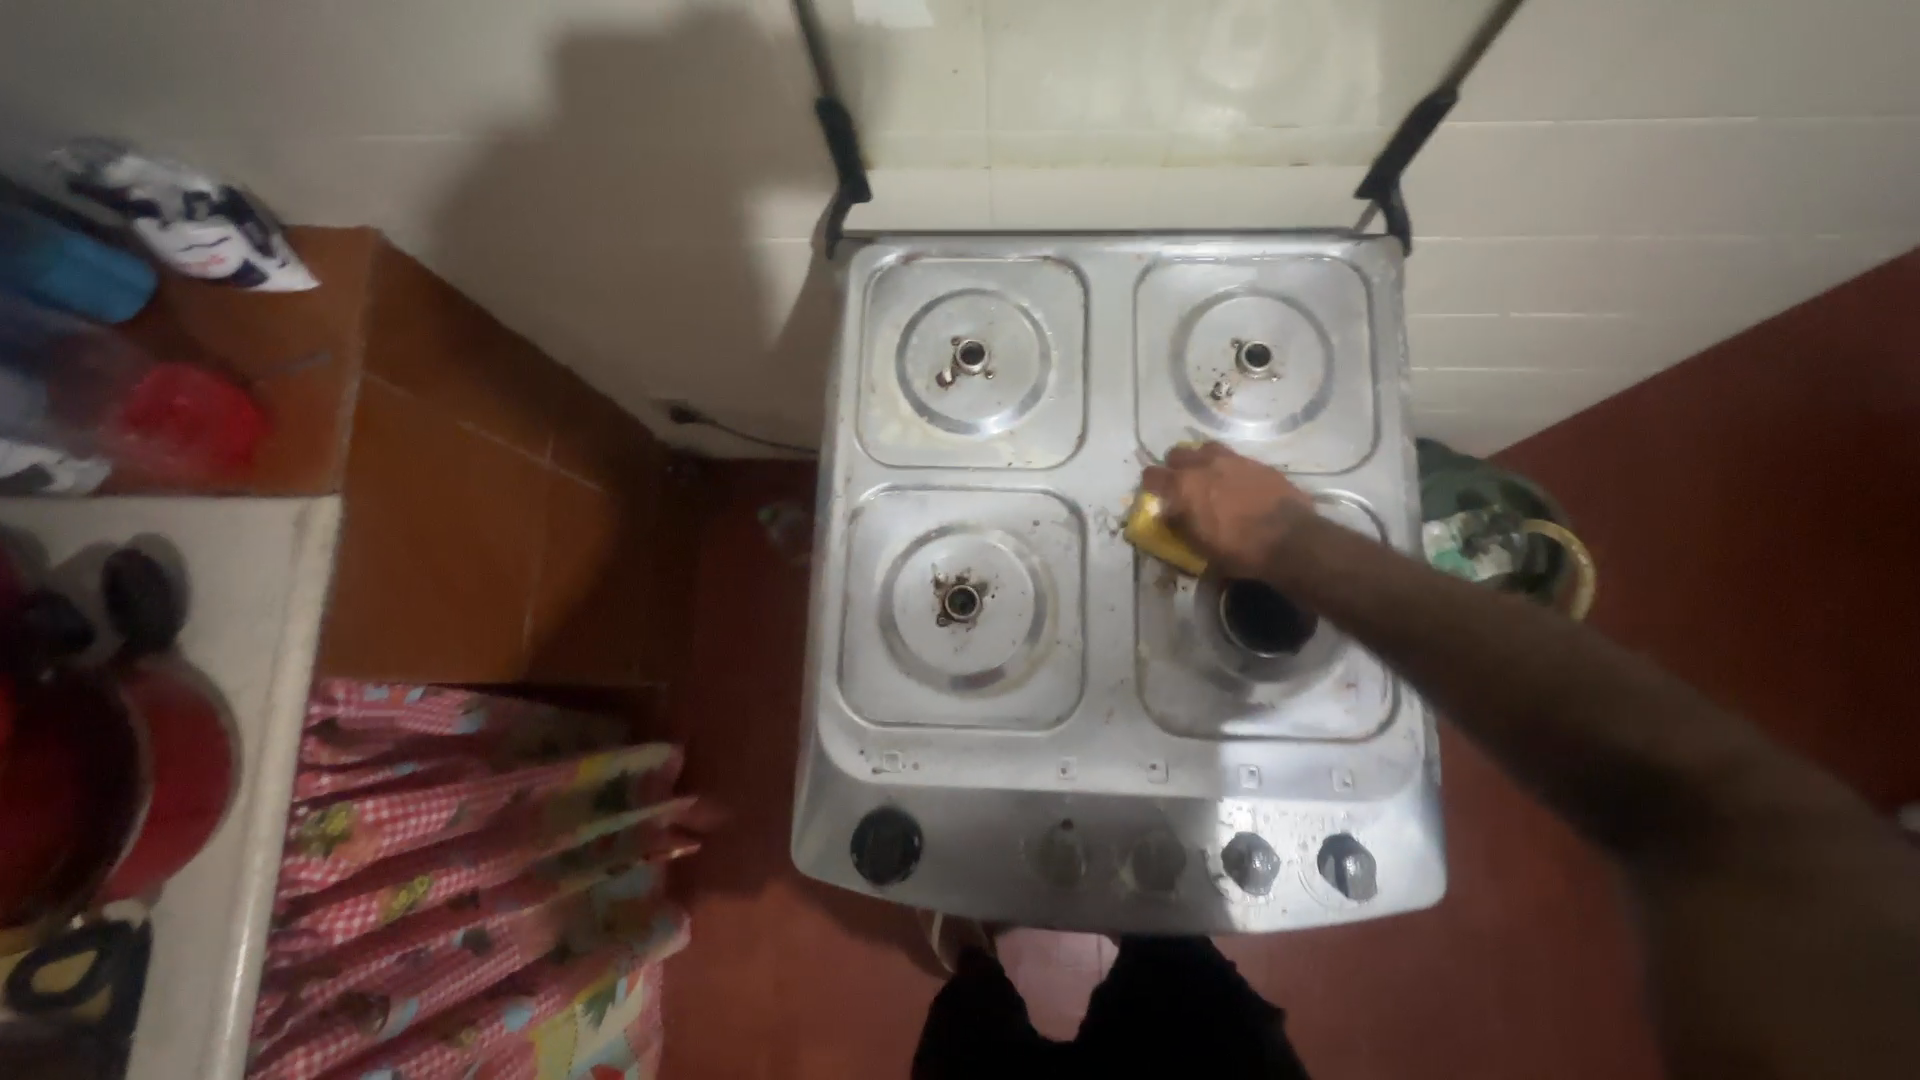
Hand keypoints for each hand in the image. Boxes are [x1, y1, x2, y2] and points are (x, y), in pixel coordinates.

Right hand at [1141, 442, 1313, 578]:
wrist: (1290, 539)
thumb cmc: (1238, 549)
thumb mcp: (1199, 546)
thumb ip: (1179, 524)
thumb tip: (1168, 513)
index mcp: (1183, 486)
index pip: (1152, 475)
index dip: (1150, 485)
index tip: (1155, 495)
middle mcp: (1204, 465)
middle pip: (1177, 454)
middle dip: (1174, 467)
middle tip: (1181, 485)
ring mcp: (1233, 460)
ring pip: (1206, 448)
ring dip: (1201, 460)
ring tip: (1209, 478)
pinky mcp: (1257, 463)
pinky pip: (1234, 458)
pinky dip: (1229, 468)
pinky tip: (1237, 484)